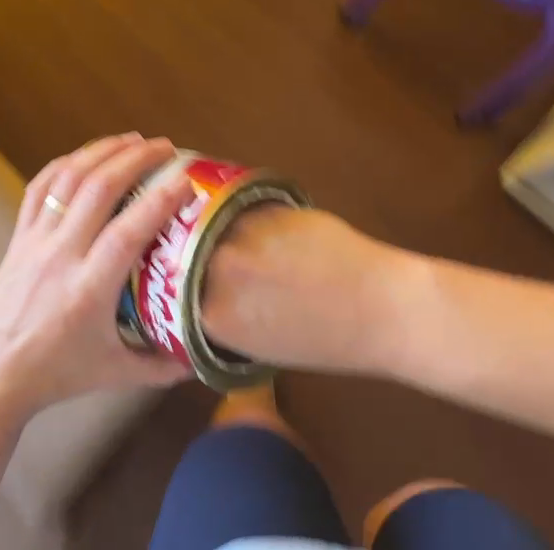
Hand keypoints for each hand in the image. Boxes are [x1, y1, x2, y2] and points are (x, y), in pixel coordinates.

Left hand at [0, 134, 197, 422]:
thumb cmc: (57, 374)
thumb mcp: (116, 373)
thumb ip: (162, 365)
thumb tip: (202, 353)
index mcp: (89, 290)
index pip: (128, 233)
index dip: (159, 201)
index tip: (186, 180)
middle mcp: (61, 256)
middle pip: (98, 189)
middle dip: (135, 159)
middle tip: (166, 147)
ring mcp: (35, 241)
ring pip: (68, 179)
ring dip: (102, 151)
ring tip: (133, 140)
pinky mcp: (18, 237)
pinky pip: (39, 188)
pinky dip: (65, 164)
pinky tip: (86, 156)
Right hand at [199, 206, 410, 374]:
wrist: (380, 308)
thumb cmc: (329, 342)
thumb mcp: (260, 343)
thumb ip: (226, 313)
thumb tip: (209, 288)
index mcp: (212, 316)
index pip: (174, 291)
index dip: (182, 281)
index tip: (189, 275)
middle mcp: (214, 273)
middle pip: (183, 252)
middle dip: (193, 250)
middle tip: (211, 251)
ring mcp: (236, 236)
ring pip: (206, 223)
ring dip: (216, 227)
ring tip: (234, 235)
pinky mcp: (260, 210)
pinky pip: (234, 209)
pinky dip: (242, 215)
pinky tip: (260, 224)